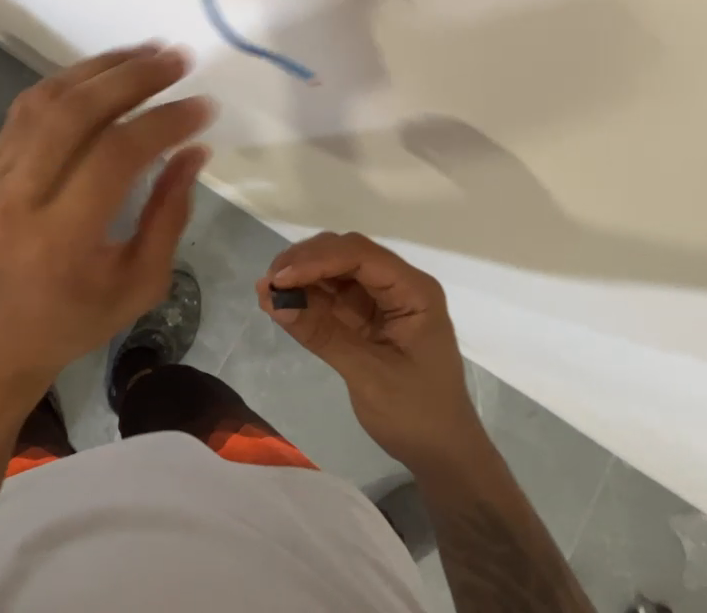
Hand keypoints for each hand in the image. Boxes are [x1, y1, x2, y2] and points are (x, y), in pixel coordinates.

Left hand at [0, 43, 212, 398]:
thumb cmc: (73, 321)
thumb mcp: (137, 285)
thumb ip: (169, 215)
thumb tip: (194, 150)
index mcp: (60, 238)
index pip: (115, 156)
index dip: (163, 123)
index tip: (203, 107)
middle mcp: (20, 197)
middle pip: (74, 113)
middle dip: (131, 77)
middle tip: (177, 59)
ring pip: (46, 100)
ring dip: (99, 68)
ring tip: (146, 52)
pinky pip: (26, 109)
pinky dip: (67, 82)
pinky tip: (102, 73)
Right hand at [258, 233, 481, 468]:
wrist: (440, 453)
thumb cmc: (417, 414)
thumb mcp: (369, 375)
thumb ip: (322, 334)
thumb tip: (272, 300)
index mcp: (413, 292)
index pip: (361, 255)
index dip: (317, 259)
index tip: (280, 279)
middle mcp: (397, 286)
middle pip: (345, 254)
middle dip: (305, 263)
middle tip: (268, 285)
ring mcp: (379, 300)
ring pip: (333, 270)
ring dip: (300, 277)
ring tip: (266, 293)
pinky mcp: (363, 317)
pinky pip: (329, 295)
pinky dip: (304, 296)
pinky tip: (279, 304)